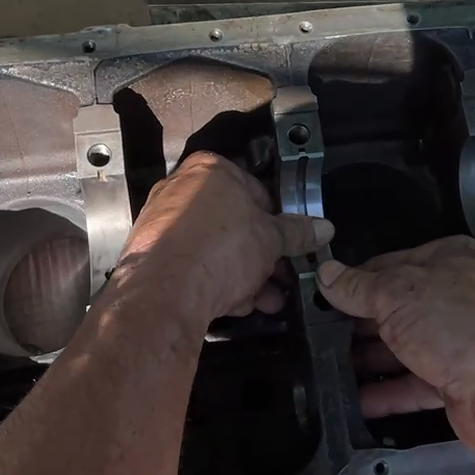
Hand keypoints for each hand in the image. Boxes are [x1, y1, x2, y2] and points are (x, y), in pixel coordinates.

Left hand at [108, 152, 331, 334]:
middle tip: (283, 273)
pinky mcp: (153, 258)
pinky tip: (239, 305)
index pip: (254, 187)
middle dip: (262, 253)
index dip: (277, 217)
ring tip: (268, 298)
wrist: (165, 292)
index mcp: (210, 169)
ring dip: (246, 275)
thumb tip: (321, 228)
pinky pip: (195, 267)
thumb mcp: (271, 238)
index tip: (290, 238)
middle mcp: (180, 190)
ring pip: (215, 248)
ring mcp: (164, 225)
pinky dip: (218, 283)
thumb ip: (297, 232)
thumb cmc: (218, 248)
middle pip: (234, 222)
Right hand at [317, 236, 474, 454]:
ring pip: (407, 347)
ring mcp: (463, 341)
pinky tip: (358, 401)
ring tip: (332, 370)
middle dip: (362, 323)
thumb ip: (357, 286)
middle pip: (399, 307)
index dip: (357, 281)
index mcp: (449, 259)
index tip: (327, 296)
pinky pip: (417, 385)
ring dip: (371, 360)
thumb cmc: (461, 326)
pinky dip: (389, 393)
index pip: (391, 264)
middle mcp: (459, 296)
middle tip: (323, 335)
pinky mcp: (463, 383)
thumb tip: (327, 273)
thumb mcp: (396, 294)